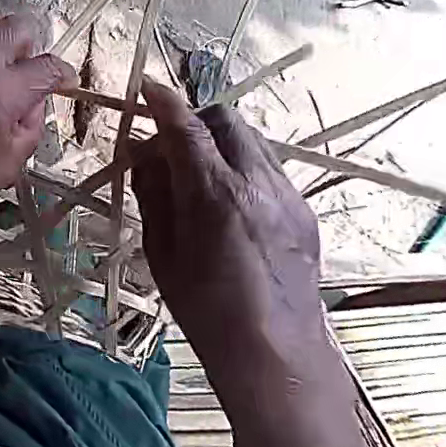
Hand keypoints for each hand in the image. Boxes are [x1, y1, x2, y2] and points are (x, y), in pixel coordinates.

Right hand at [131, 81, 331, 382]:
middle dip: (195, 120)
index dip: (163, 102)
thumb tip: (141, 151)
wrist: (276, 357)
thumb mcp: (162, 253)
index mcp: (215, 195)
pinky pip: (269, 167)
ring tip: (200, 175)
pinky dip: (242, 165)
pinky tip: (230, 201)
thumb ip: (153, 193)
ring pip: (252, 139)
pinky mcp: (304, 210)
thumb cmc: (206, 313)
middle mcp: (257, 183)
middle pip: (226, 119)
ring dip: (220, 142)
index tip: (146, 89)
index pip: (186, 126)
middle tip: (171, 147)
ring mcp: (287, 194)